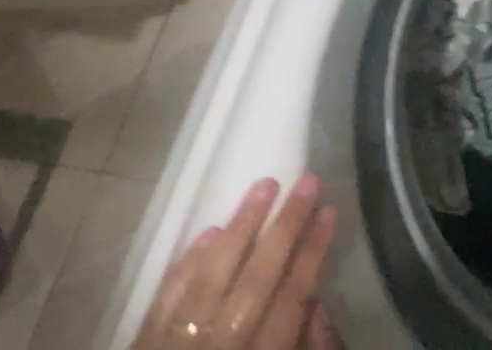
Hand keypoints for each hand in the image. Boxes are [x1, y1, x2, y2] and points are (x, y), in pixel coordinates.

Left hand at [134, 174, 344, 348]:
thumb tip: (320, 311)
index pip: (290, 302)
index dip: (311, 255)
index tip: (329, 210)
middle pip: (254, 283)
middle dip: (283, 229)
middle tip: (305, 181)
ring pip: (208, 283)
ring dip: (237, 231)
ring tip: (263, 188)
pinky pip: (161, 307)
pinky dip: (184, 270)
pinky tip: (206, 235)